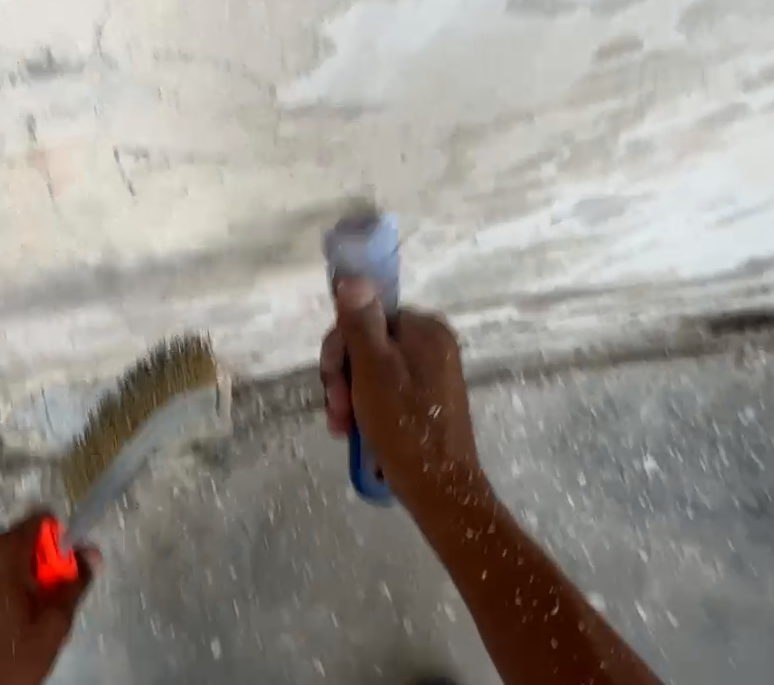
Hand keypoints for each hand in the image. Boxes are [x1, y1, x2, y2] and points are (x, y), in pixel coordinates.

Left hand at [0, 513, 97, 684]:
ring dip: (9, 576)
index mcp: (1, 554)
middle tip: (41, 603)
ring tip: (16, 617)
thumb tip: (92, 552)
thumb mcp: (51, 628)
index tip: (62, 569)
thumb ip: (73, 584)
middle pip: (15, 540)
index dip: (57, 540)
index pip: (38, 521)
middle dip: (34, 563)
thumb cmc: (7, 663)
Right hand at [319, 279, 483, 512]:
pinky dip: (363, 406)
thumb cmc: (406, 429)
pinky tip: (353, 430)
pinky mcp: (424, 398)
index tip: (333, 381)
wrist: (440, 494)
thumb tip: (352, 278)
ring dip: (347, 395)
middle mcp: (430, 344)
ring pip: (367, 367)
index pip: (364, 316)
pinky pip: (381, 387)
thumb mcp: (374, 371)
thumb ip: (361, 323)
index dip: (341, 348)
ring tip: (342, 426)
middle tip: (337, 410)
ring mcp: (428, 372)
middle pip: (364, 342)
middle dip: (342, 376)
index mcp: (425, 331)